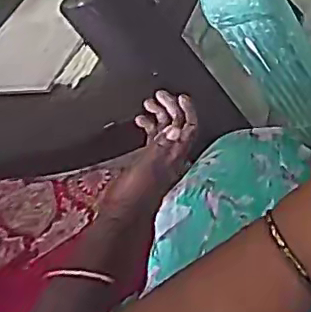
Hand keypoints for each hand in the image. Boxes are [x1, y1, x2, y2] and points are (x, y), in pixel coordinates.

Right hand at [98, 91, 198, 223]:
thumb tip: (177, 127)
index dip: (188, 111)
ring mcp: (160, 159)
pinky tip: (141, 120)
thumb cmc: (132, 194)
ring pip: (166, 130)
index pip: (190, 128)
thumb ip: (161, 147)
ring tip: (149, 103)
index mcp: (176, 156)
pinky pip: (154, 139)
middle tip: (159, 95)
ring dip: (160, 114)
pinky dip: (149, 126)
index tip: (180, 96)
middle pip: (178, 126)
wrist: (120, 216)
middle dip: (171, 107)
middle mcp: (172, 156)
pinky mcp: (147, 163)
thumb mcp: (147, 167)